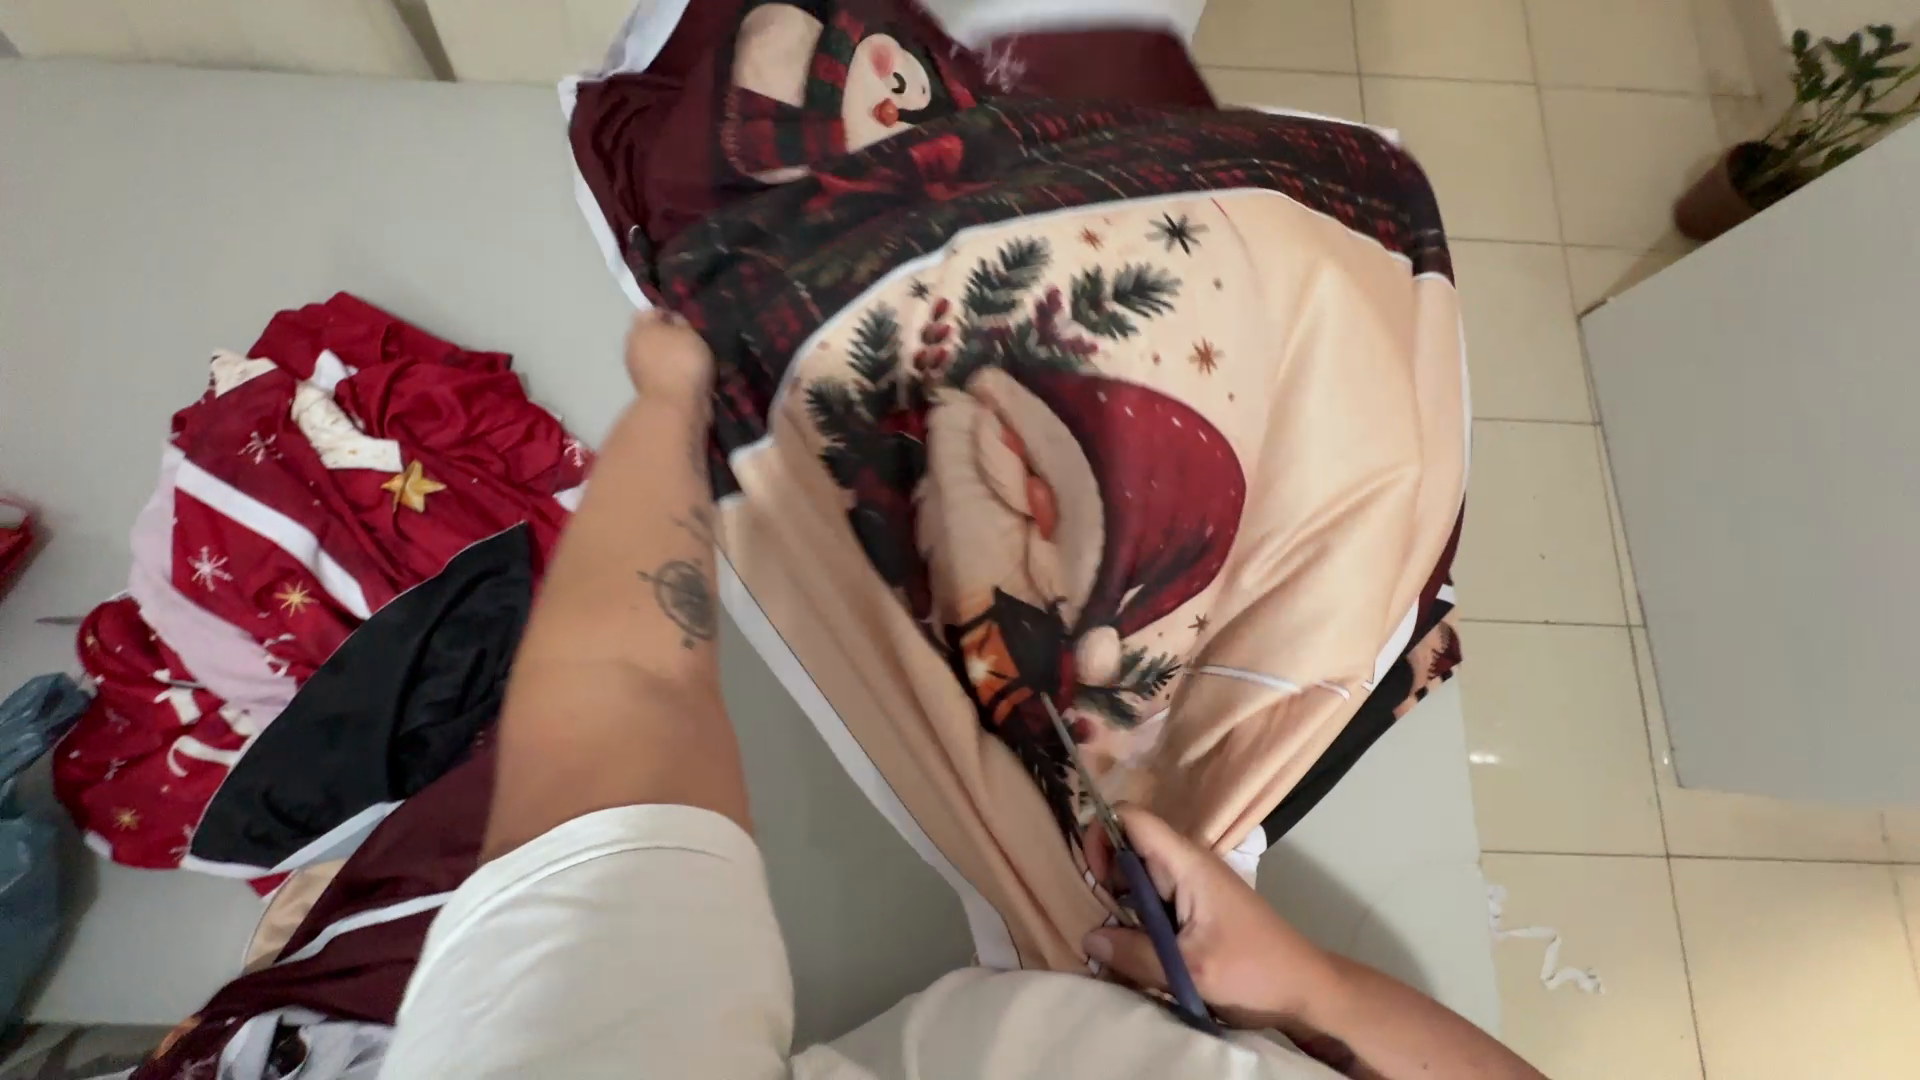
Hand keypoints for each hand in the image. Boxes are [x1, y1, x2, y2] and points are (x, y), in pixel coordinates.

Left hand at [624, 309, 713, 407]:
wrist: (677, 405)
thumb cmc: (683, 362)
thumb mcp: (688, 333)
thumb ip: (680, 323)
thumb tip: (672, 320)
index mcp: (639, 329)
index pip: (650, 312)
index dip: (668, 315)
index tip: (687, 325)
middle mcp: (633, 347)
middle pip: (652, 336)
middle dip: (670, 338)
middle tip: (693, 344)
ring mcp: (639, 371)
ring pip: (659, 357)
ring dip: (674, 358)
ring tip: (695, 364)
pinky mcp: (650, 390)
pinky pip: (665, 375)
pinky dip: (676, 375)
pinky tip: (692, 379)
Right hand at [1082, 806, 1341, 1029]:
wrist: (1307, 988)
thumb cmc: (1254, 971)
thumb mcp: (1190, 969)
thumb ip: (1136, 954)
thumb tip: (1088, 936)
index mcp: (1185, 861)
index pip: (1131, 816)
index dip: (1101, 833)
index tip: (1095, 876)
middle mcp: (1184, 862)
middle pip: (1128, 844)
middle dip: (1105, 874)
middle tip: (1102, 915)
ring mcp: (1189, 882)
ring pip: (1138, 872)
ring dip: (1120, 899)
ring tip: (1114, 935)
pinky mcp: (1193, 904)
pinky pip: (1151, 895)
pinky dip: (1136, 914)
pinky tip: (1134, 944)